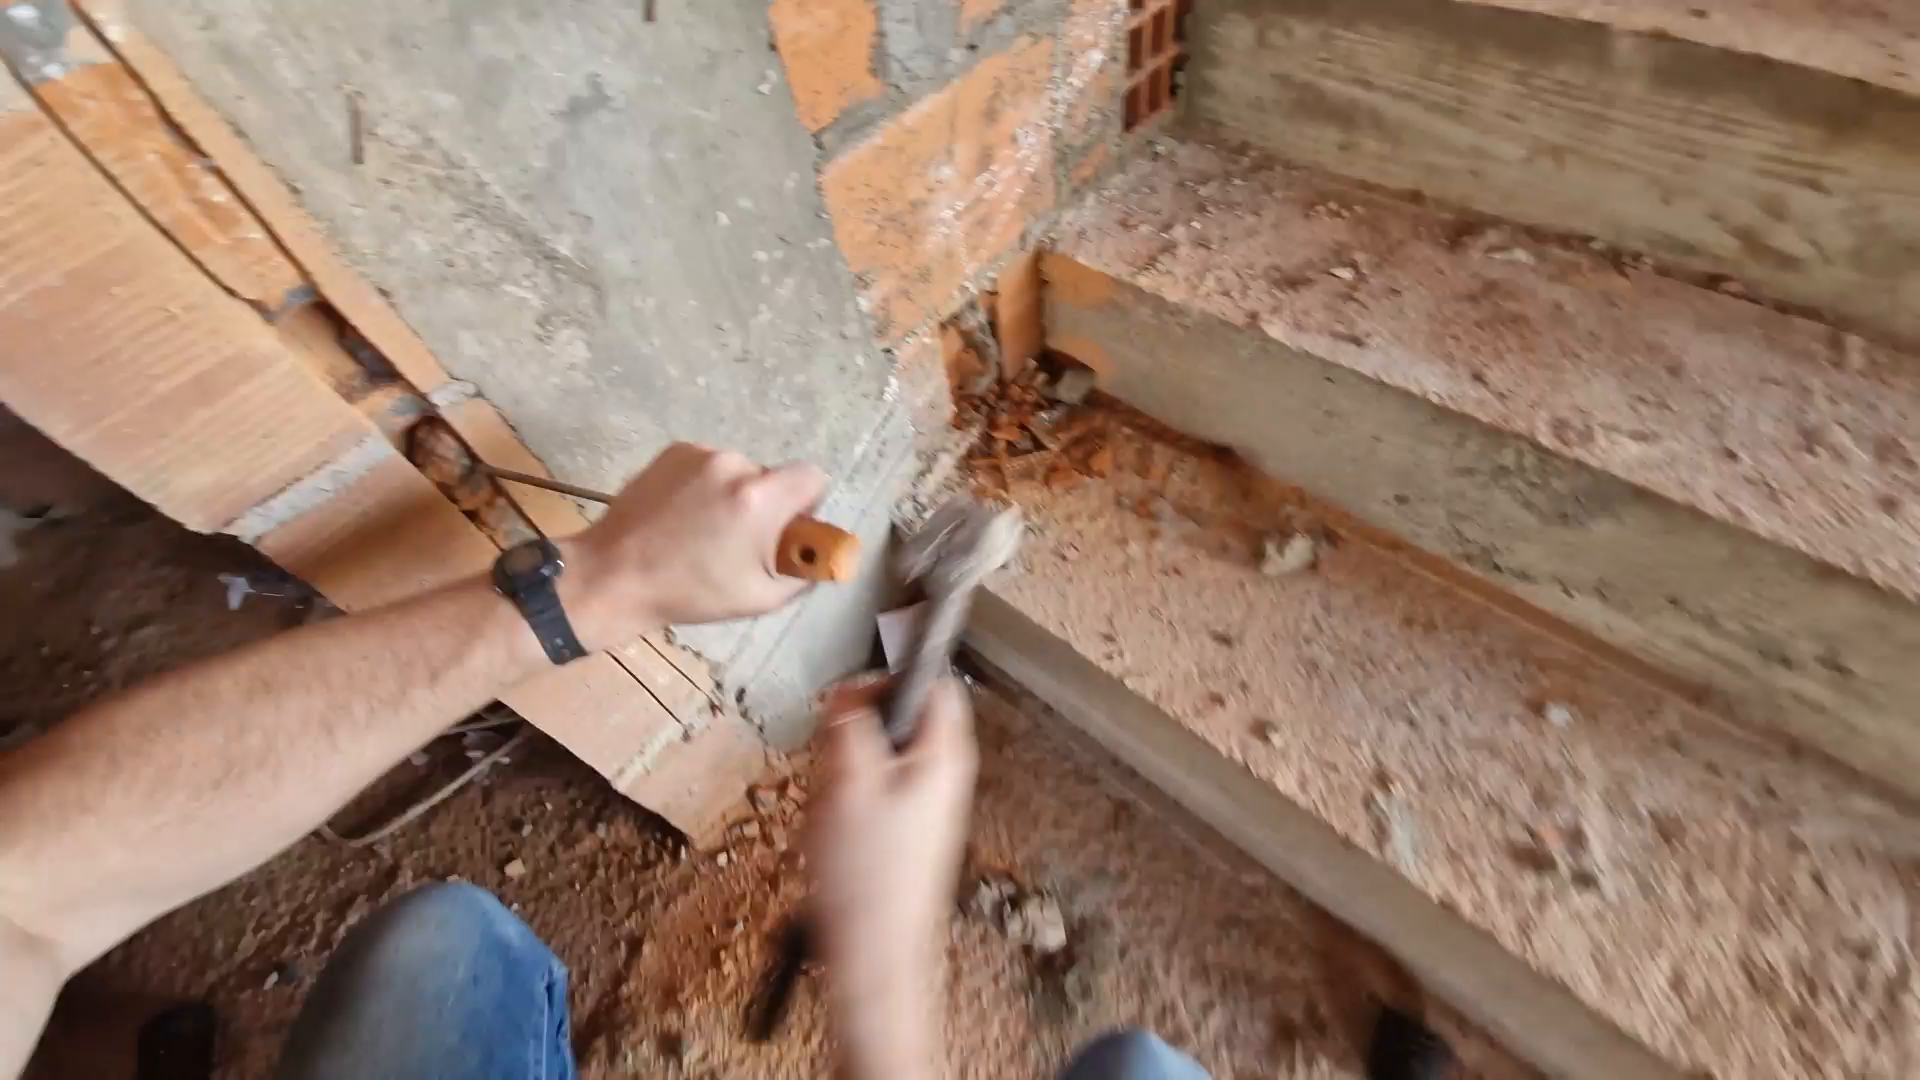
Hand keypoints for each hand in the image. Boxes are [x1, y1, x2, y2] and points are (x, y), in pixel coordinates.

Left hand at [559, 443, 827, 646]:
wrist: (612, 576)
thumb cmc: (690, 593)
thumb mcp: (760, 598)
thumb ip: (803, 574)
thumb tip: (821, 557)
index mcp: (759, 500)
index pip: (813, 477)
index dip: (809, 503)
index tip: (790, 528)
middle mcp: (733, 466)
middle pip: (774, 477)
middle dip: (768, 504)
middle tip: (743, 540)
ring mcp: (700, 454)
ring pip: (741, 472)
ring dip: (737, 495)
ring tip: (706, 529)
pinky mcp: (674, 452)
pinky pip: (711, 466)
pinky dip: (708, 486)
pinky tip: (685, 515)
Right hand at [806, 676, 977, 1078]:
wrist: (874, 954)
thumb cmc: (868, 876)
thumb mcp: (849, 781)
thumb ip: (851, 723)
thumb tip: (851, 688)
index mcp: (944, 753)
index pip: (934, 682)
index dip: (891, 677)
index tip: (854, 694)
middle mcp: (944, 772)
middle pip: (903, 716)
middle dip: (860, 727)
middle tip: (835, 754)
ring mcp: (927, 801)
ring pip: (882, 752)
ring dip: (849, 763)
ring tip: (833, 797)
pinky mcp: (907, 826)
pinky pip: (876, 786)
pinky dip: (850, 792)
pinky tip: (836, 824)